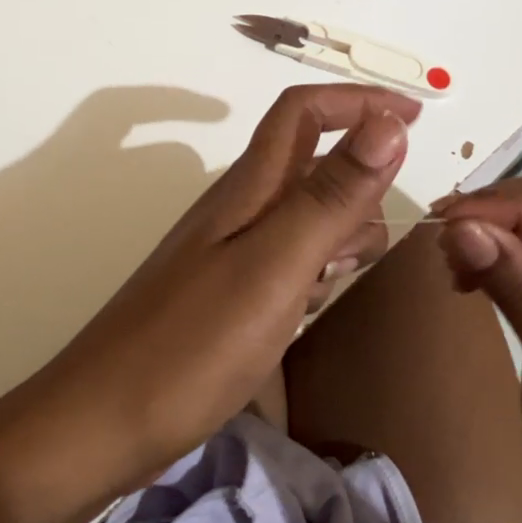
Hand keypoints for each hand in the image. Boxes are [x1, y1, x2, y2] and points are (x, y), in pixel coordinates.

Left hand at [35, 83, 419, 479]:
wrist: (104, 422)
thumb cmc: (193, 344)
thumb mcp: (276, 266)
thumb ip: (330, 196)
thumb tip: (388, 122)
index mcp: (249, 188)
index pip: (304, 111)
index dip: (358, 100)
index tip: (417, 113)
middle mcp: (239, 208)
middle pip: (310, 159)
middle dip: (359, 175)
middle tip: (387, 225)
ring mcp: (230, 251)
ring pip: (303, 212)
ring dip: (342, 226)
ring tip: (354, 271)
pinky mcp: (227, 293)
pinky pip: (289, 258)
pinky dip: (318, 266)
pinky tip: (318, 302)